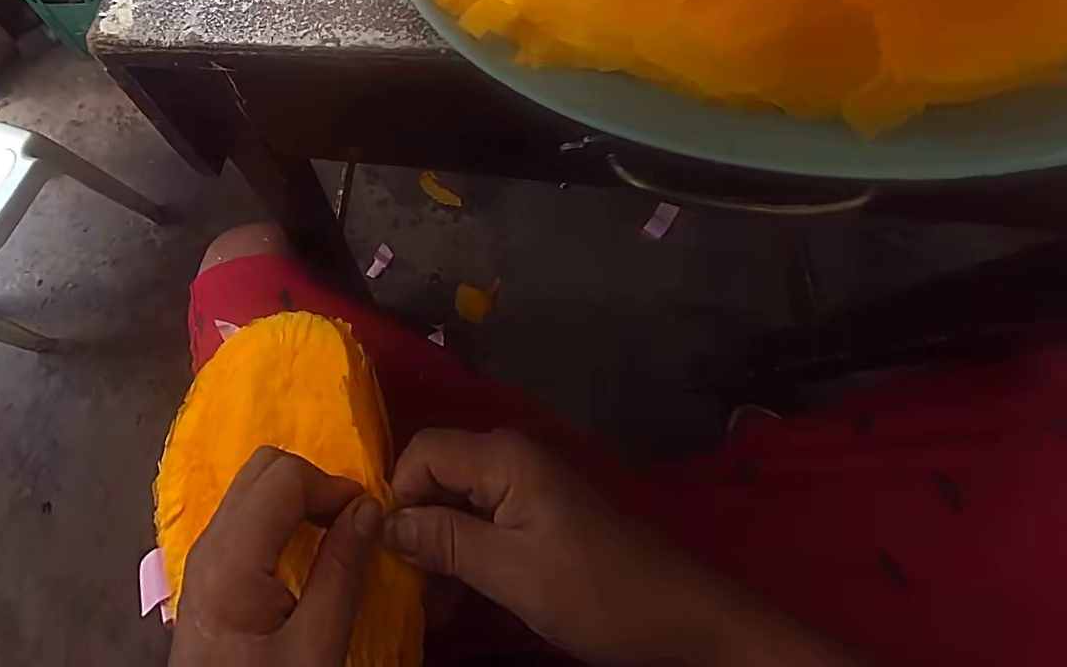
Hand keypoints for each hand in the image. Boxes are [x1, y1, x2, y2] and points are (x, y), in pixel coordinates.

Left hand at [169, 446, 383, 666]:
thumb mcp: (315, 650)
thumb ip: (341, 571)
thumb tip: (368, 509)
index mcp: (232, 559)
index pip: (285, 477)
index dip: (331, 484)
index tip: (364, 513)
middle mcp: (210, 543)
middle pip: (264, 467)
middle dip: (312, 480)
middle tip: (346, 517)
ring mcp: (204, 554)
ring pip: (254, 483)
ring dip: (297, 493)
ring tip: (330, 529)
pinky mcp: (208, 568)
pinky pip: (246, 510)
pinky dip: (280, 510)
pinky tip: (302, 544)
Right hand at [383, 429, 856, 666]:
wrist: (682, 615)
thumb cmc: (594, 590)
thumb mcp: (511, 572)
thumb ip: (444, 540)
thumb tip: (384, 522)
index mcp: (503, 454)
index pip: (424, 450)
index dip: (400, 494)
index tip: (391, 549)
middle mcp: (510, 453)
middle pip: (440, 472)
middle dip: (417, 524)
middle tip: (405, 584)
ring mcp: (526, 478)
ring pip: (459, 498)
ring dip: (440, 544)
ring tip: (429, 602)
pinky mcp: (538, 504)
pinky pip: (485, 514)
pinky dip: (467, 548)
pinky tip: (457, 592)